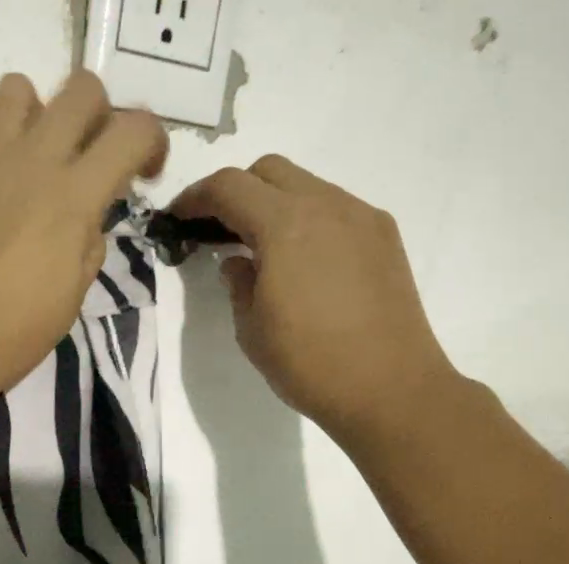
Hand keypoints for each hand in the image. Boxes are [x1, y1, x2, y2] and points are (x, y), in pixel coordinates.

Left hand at [0, 72, 166, 410]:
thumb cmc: (18, 331)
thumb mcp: (74, 292)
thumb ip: (87, 242)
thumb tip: (84, 220)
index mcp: (75, 194)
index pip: (133, 130)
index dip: (152, 142)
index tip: (144, 173)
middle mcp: (33, 160)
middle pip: (81, 89)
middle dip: (98, 114)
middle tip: (89, 155)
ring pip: (16, 88)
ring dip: (33, 112)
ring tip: (30, 154)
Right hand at [169, 156, 455, 430]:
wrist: (390, 388)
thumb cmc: (309, 364)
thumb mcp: (252, 330)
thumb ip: (238, 284)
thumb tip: (238, 261)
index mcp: (285, 225)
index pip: (228, 187)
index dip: (195, 197)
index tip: (178, 218)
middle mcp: (326, 205)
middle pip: (269, 171)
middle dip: (236, 191)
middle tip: (218, 230)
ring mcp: (361, 217)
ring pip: (306, 186)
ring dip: (275, 204)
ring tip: (261, 249)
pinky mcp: (384, 237)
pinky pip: (336, 210)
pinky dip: (309, 221)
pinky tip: (303, 263)